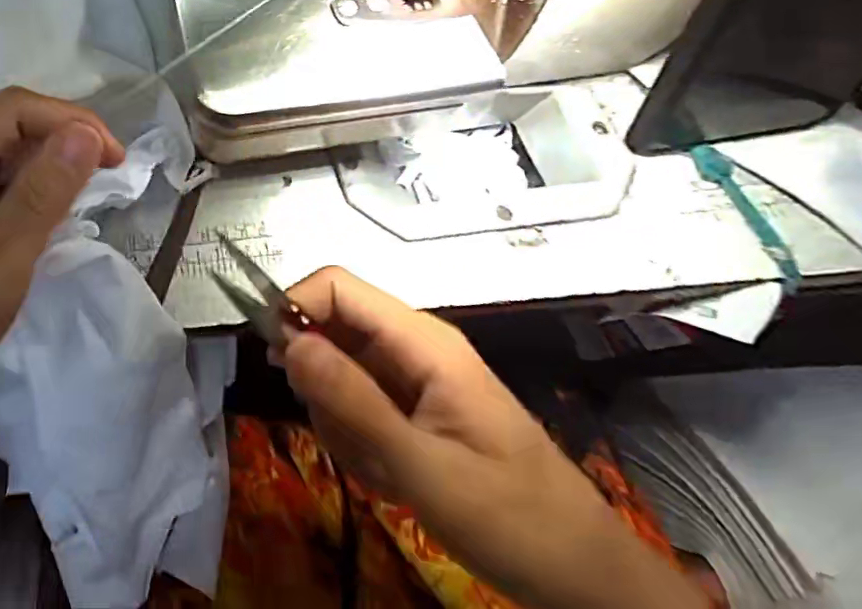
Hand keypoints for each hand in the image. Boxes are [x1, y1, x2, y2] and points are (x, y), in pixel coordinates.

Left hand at [0, 87, 124, 433]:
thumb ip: (43, 193)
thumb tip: (86, 134)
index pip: (12, 109)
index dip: (70, 121)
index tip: (118, 158)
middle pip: (2, 126)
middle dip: (58, 144)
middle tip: (107, 179)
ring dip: (41, 172)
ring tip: (80, 203)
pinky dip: (18, 197)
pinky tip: (41, 221)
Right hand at [280, 267, 702, 608]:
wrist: (582, 575)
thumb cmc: (512, 518)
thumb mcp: (423, 467)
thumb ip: (352, 401)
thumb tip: (287, 342)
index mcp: (421, 341)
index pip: (336, 286)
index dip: (296, 309)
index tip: (279, 364)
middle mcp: (412, 344)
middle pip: (330, 327)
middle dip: (320, 382)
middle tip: (346, 436)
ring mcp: (411, 374)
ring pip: (336, 368)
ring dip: (338, 417)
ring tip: (378, 466)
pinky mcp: (411, 402)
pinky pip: (356, 399)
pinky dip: (354, 435)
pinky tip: (386, 472)